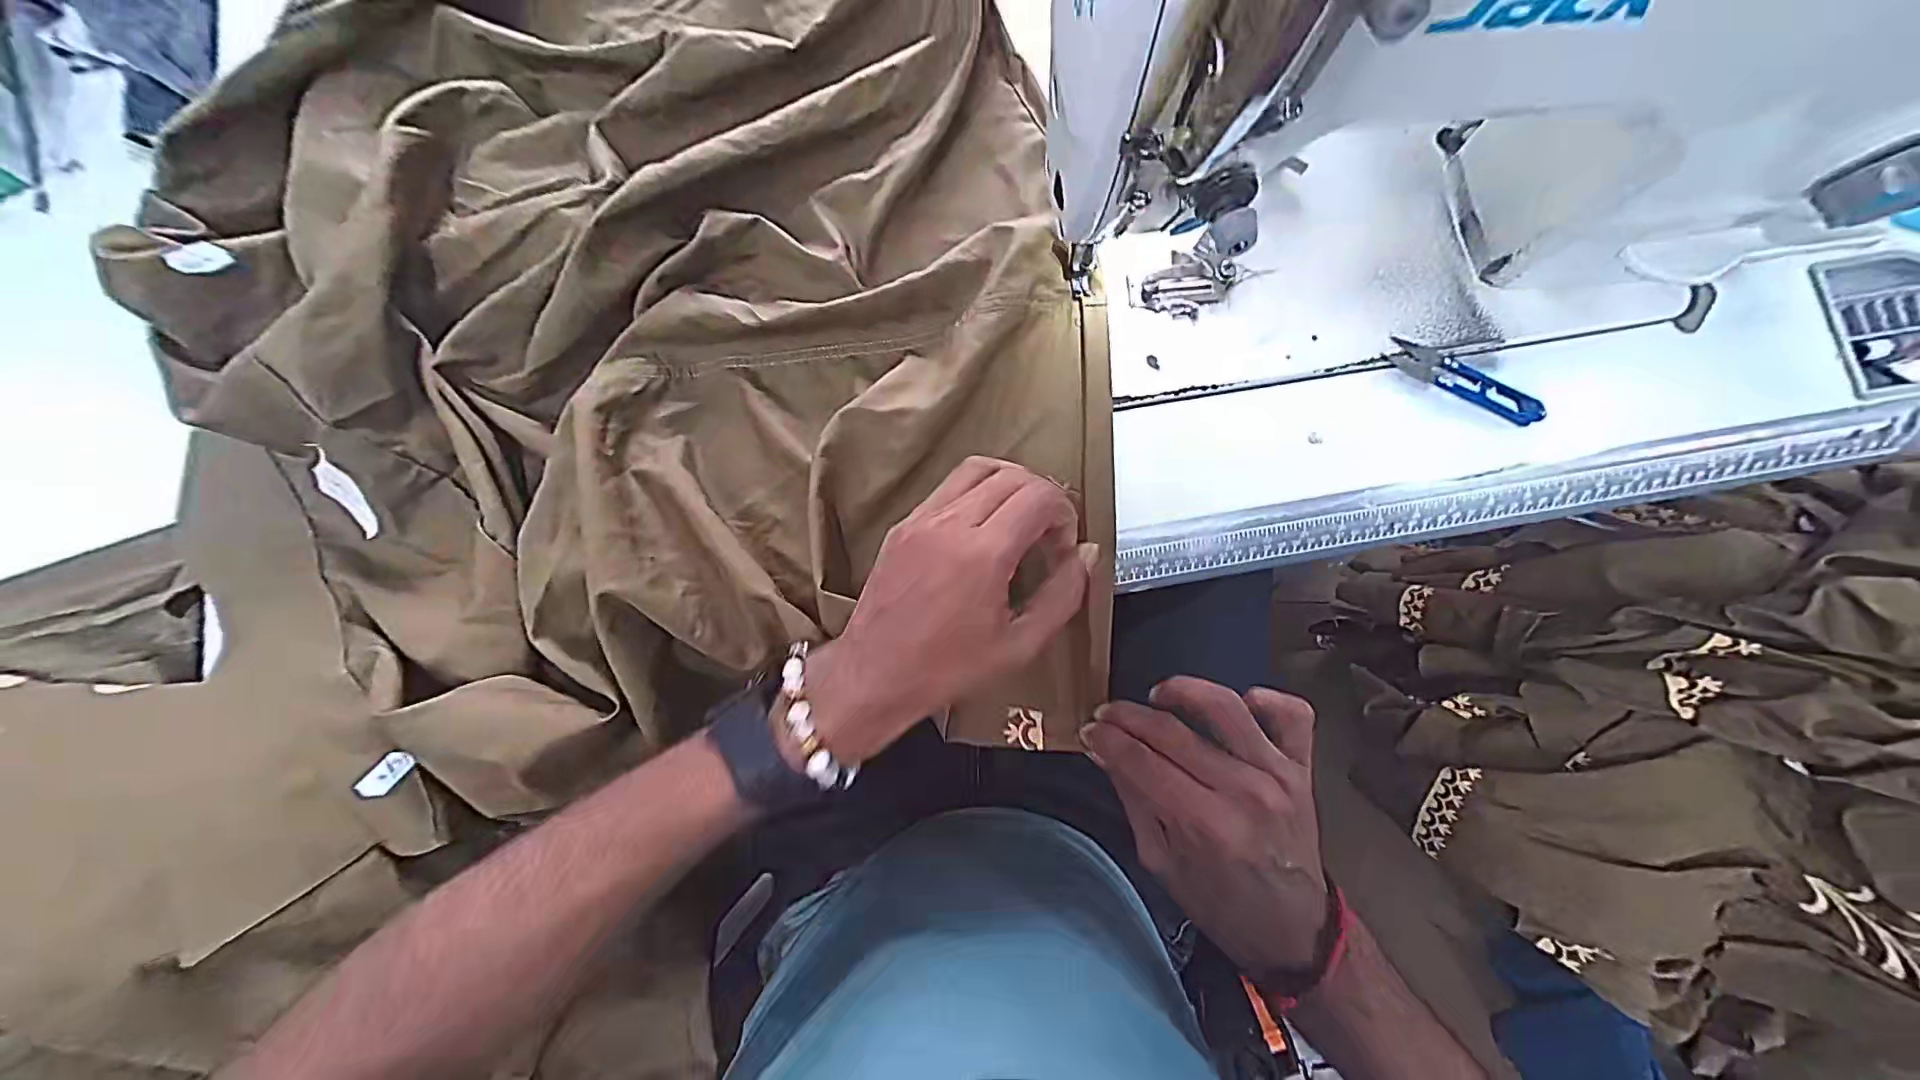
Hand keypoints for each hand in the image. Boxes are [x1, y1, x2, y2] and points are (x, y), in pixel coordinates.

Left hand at [804, 457, 1093, 762]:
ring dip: (1010, 483)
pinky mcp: (903, 527)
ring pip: (977, 469)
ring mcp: (921, 521)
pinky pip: (947, 488)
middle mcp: (949, 526)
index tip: (1062, 545)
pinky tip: (982, 528)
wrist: (874, 675)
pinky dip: (976, 493)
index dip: (1064, 513)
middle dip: (1043, 496)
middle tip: (1048, 533)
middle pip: (1013, 475)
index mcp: (981, 555)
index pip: (1039, 496)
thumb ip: (1062, 595)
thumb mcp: (1020, 645)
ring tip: (1020, 520)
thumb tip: (1084, 556)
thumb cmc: (944, 669)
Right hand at [1082, 678, 1326, 978]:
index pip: (1140, 759)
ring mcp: (1278, 775)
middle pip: (1171, 731)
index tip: (1089, 731)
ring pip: (1224, 706)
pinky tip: (1238, 705)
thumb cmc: (1222, 904)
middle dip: (1126, 716)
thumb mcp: (1161, 861)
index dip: (1106, 738)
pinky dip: (1264, 699)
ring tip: (1158, 696)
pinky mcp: (1302, 767)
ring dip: (1182, 690)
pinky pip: (1290, 713)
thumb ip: (1133, 799)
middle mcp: (1244, 792)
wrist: (1294, 930)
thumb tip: (1101, 750)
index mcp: (1206, 825)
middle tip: (1106, 715)